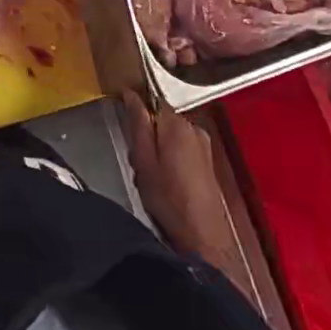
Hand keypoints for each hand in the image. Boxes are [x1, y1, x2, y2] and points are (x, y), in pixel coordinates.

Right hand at [120, 91, 236, 269]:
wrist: (201, 234)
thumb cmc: (167, 198)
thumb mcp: (142, 159)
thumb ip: (138, 123)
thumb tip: (131, 95)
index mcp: (177, 124)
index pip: (152, 99)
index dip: (135, 109)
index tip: (124, 125)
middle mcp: (194, 129)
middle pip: (160, 118)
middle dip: (145, 134)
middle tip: (136, 160)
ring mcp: (203, 145)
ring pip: (170, 134)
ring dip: (156, 147)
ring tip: (148, 174)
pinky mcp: (207, 160)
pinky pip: (181, 148)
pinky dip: (169, 158)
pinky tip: (163, 181)